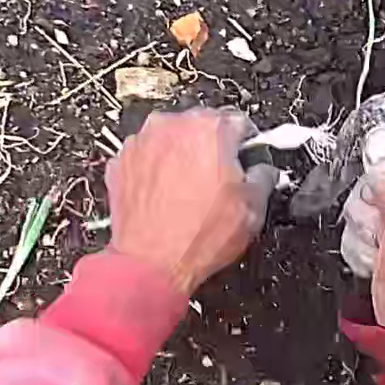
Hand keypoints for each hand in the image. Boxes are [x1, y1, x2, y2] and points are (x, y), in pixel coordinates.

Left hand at [105, 109, 278, 294]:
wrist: (152, 264)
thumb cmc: (199, 236)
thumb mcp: (254, 207)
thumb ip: (264, 176)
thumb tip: (263, 171)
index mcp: (210, 129)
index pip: (239, 121)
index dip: (247, 144)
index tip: (246, 160)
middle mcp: (173, 127)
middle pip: (203, 126)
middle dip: (213, 148)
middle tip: (220, 181)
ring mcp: (142, 143)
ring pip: (173, 140)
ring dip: (184, 158)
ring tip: (191, 193)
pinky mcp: (121, 162)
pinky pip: (148, 158)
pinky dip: (158, 171)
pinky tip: (168, 197)